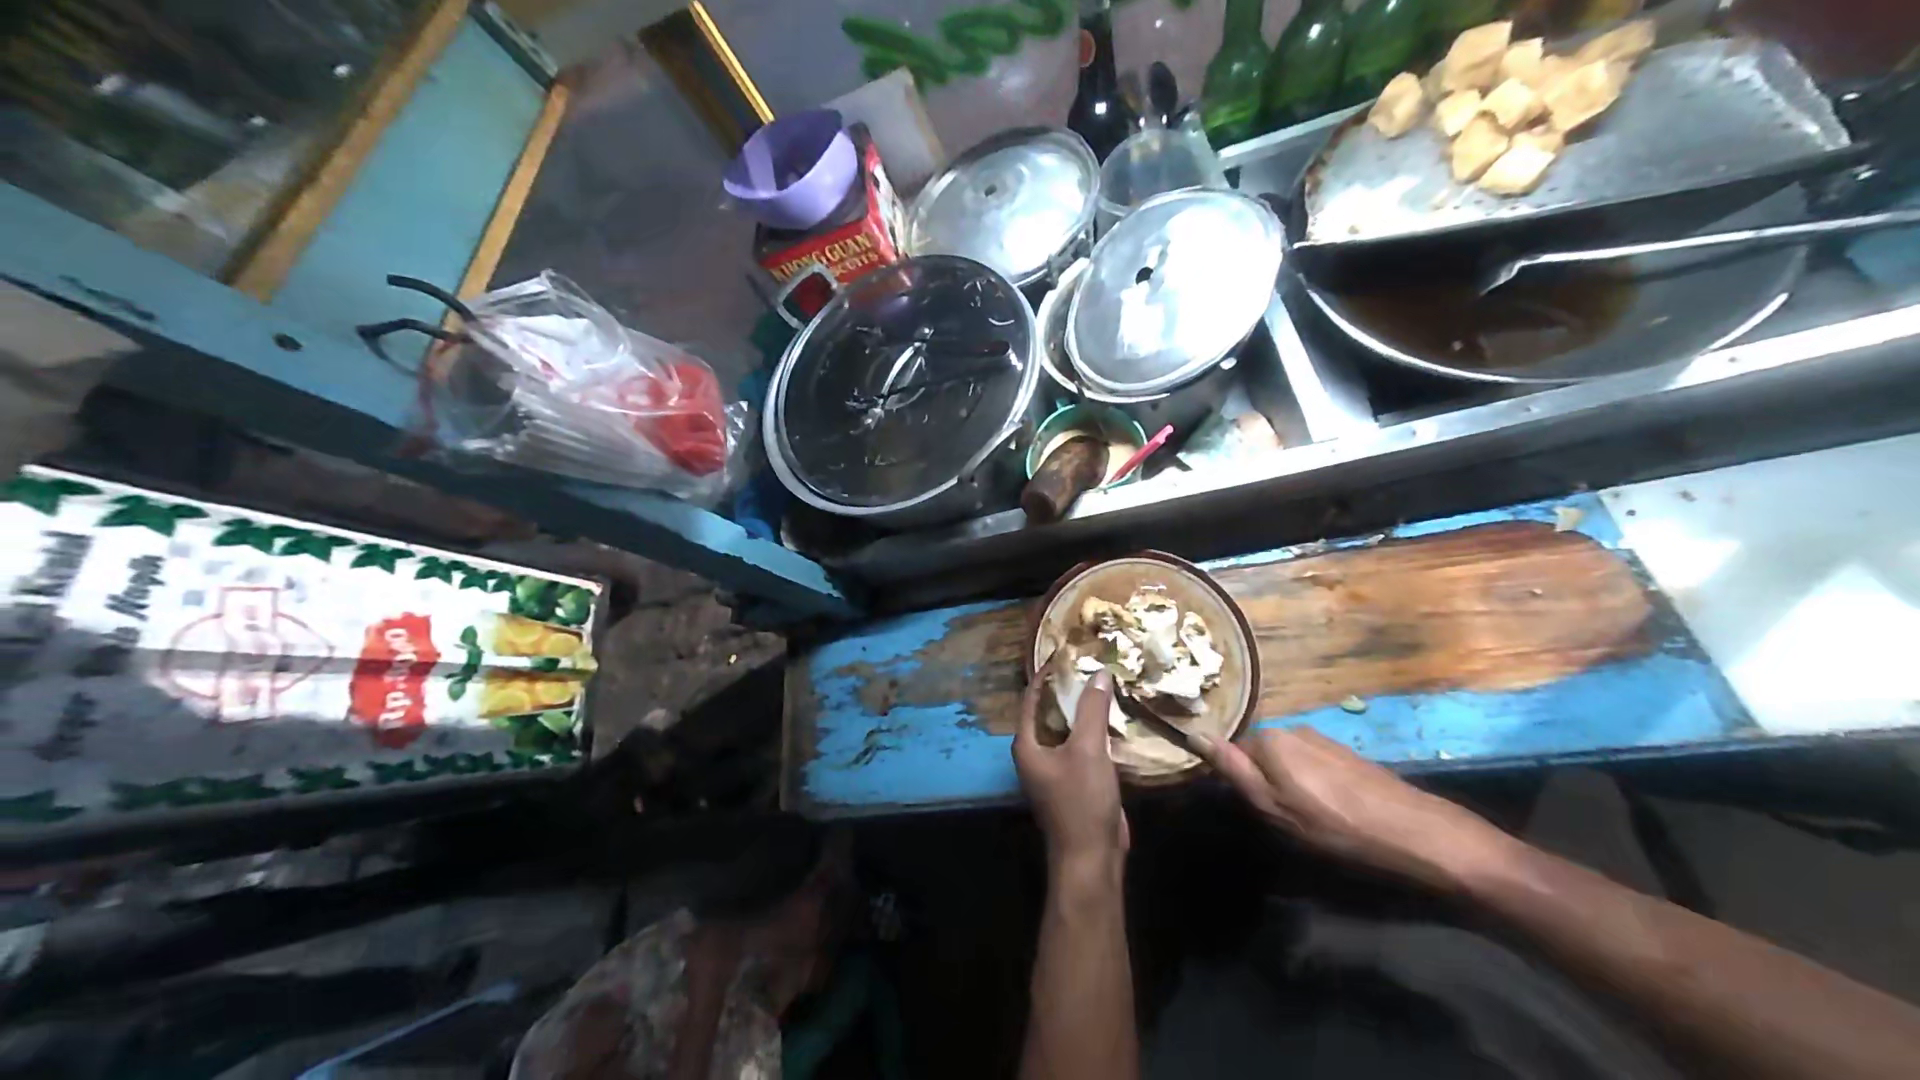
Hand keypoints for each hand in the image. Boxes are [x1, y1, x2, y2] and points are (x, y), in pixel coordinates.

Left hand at [1014, 669, 1128, 865]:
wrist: (1092, 857)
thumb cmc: (1081, 800)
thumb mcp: (1088, 750)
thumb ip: (1093, 710)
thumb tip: (1099, 673)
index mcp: (1027, 745)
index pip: (1031, 699)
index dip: (1046, 675)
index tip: (1064, 653)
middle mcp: (1035, 755)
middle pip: (1049, 713)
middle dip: (1067, 690)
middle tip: (1088, 665)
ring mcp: (1054, 770)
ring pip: (1067, 731)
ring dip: (1082, 711)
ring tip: (1102, 685)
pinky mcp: (1074, 782)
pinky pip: (1081, 747)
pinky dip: (1093, 732)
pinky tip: (1113, 720)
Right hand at [1194, 726, 1510, 890]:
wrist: (1416, 833)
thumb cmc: (1335, 826)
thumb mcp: (1273, 806)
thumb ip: (1233, 770)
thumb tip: (1195, 734)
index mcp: (1269, 738)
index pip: (1231, 751)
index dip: (1236, 781)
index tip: (1251, 809)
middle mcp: (1292, 728)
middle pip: (1260, 753)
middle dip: (1264, 780)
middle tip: (1280, 818)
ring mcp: (1322, 739)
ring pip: (1286, 760)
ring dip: (1289, 783)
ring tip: (1307, 818)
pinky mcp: (1346, 753)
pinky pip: (1311, 765)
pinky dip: (1312, 784)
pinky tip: (1331, 811)